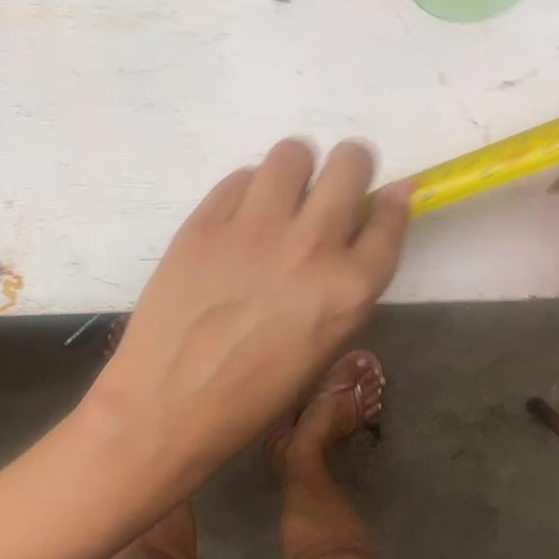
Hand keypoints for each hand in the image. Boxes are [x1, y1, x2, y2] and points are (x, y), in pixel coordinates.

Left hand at [92, 140, 410, 471]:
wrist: (168, 406)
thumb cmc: (250, 397)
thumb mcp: (320, 349)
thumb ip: (341, 290)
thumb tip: (347, 244)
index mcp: (351, 288)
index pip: (390, 214)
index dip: (388, 203)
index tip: (379, 199)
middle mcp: (311, 246)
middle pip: (350, 162)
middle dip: (346, 169)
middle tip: (325, 191)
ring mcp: (254, 229)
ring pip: (291, 153)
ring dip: (293, 171)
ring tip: (277, 200)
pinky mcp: (204, 223)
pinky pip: (238, 178)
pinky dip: (244, 192)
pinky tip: (235, 224)